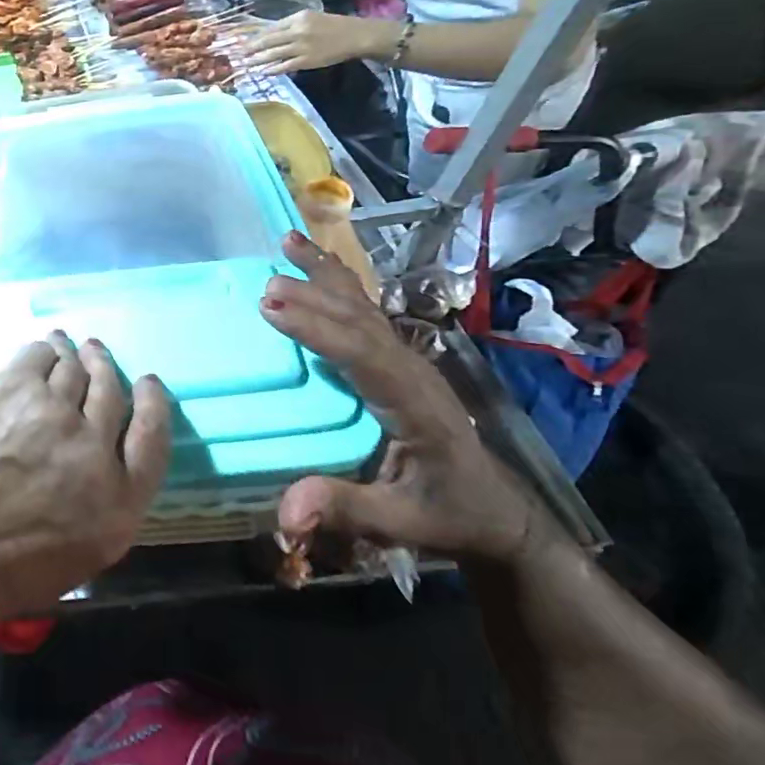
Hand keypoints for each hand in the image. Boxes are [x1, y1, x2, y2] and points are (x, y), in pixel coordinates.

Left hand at [0, 334, 172, 650]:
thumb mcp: (61, 567)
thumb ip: (89, 515)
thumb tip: (85, 476)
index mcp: (116, 509)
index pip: (153, 441)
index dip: (154, 406)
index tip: (150, 385)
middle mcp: (94, 452)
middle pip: (113, 396)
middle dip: (109, 370)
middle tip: (100, 353)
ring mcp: (53, 414)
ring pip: (76, 371)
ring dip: (77, 354)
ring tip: (70, 344)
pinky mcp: (12, 388)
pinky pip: (38, 357)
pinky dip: (44, 350)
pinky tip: (41, 348)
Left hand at [246, 11, 396, 75]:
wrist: (357, 36)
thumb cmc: (335, 26)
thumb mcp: (312, 19)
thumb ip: (292, 26)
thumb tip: (269, 35)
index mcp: (299, 17)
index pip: (270, 28)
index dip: (255, 36)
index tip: (242, 41)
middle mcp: (298, 31)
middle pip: (267, 41)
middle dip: (250, 48)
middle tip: (237, 55)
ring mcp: (301, 47)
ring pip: (273, 54)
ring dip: (257, 61)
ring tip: (245, 65)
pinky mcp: (306, 61)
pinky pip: (284, 66)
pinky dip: (272, 69)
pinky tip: (262, 72)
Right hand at [263, 232, 541, 565]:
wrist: (498, 512)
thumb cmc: (448, 515)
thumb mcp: (401, 522)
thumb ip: (345, 509)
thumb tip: (285, 513)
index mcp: (416, 404)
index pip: (364, 355)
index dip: (318, 329)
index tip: (271, 308)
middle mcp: (413, 370)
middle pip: (361, 321)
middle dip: (314, 298)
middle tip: (266, 284)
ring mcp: (408, 360)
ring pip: (363, 307)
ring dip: (325, 274)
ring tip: (287, 242)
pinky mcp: (396, 360)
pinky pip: (363, 313)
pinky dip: (336, 283)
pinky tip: (315, 266)